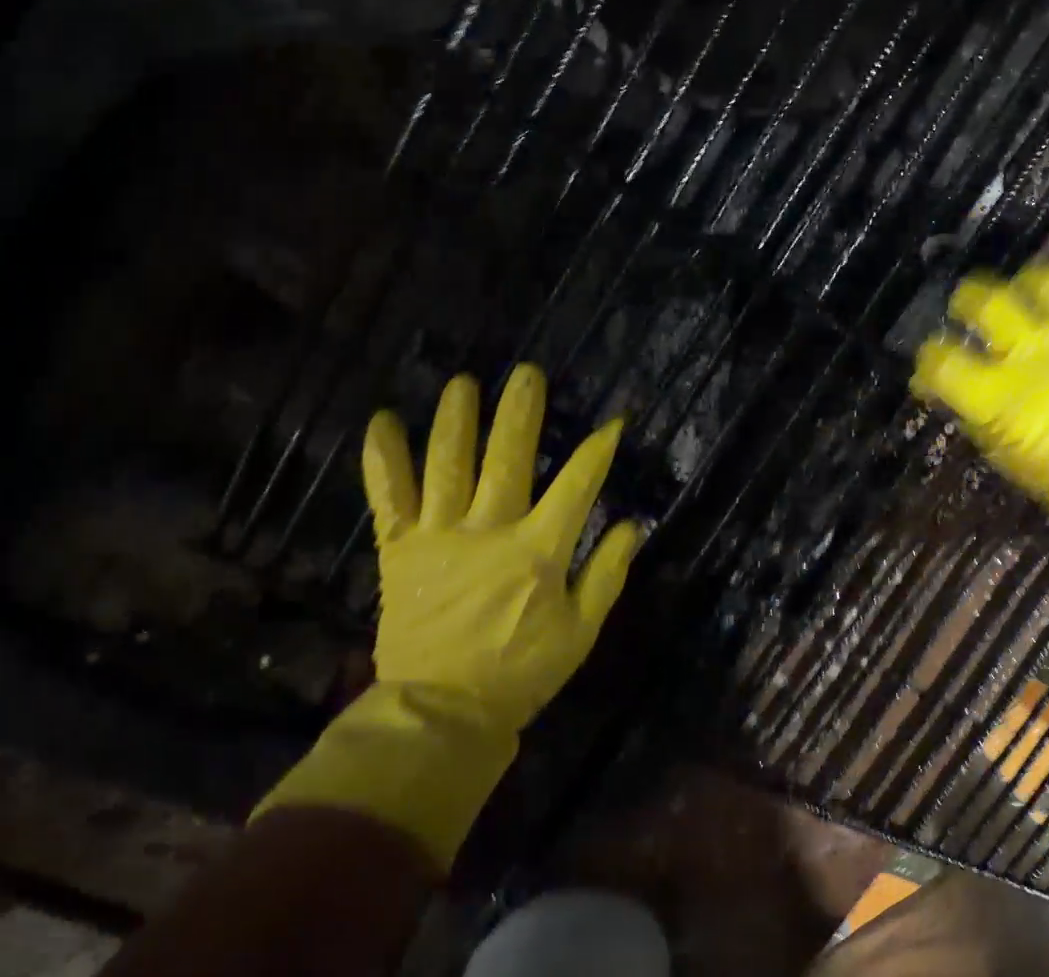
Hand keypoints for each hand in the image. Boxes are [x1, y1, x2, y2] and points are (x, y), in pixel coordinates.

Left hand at [361, 364, 641, 730]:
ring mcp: (439, 536)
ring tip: (463, 383)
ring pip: (447, 466)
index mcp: (539, 551)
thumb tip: (631, 525)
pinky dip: (383, 459)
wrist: (441, 710)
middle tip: (526, 373)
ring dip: (456, 421)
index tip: (614, 422)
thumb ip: (607, 574)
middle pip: (507, 460)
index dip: (598, 451)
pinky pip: (389, 497)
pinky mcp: (400, 550)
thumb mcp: (582, 630)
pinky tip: (382, 422)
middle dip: (520, 413)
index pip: (577, 487)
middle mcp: (489, 530)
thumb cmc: (523, 671)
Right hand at [912, 264, 1048, 626]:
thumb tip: (942, 383)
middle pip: (986, 302)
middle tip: (971, 307)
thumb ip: (972, 412)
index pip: (943, 359)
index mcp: (997, 396)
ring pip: (1046, 279)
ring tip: (1029, 294)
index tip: (935, 360)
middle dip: (968, 300)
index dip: (931, 356)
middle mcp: (1032, 356)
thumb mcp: (1002, 451)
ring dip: (1031, 283)